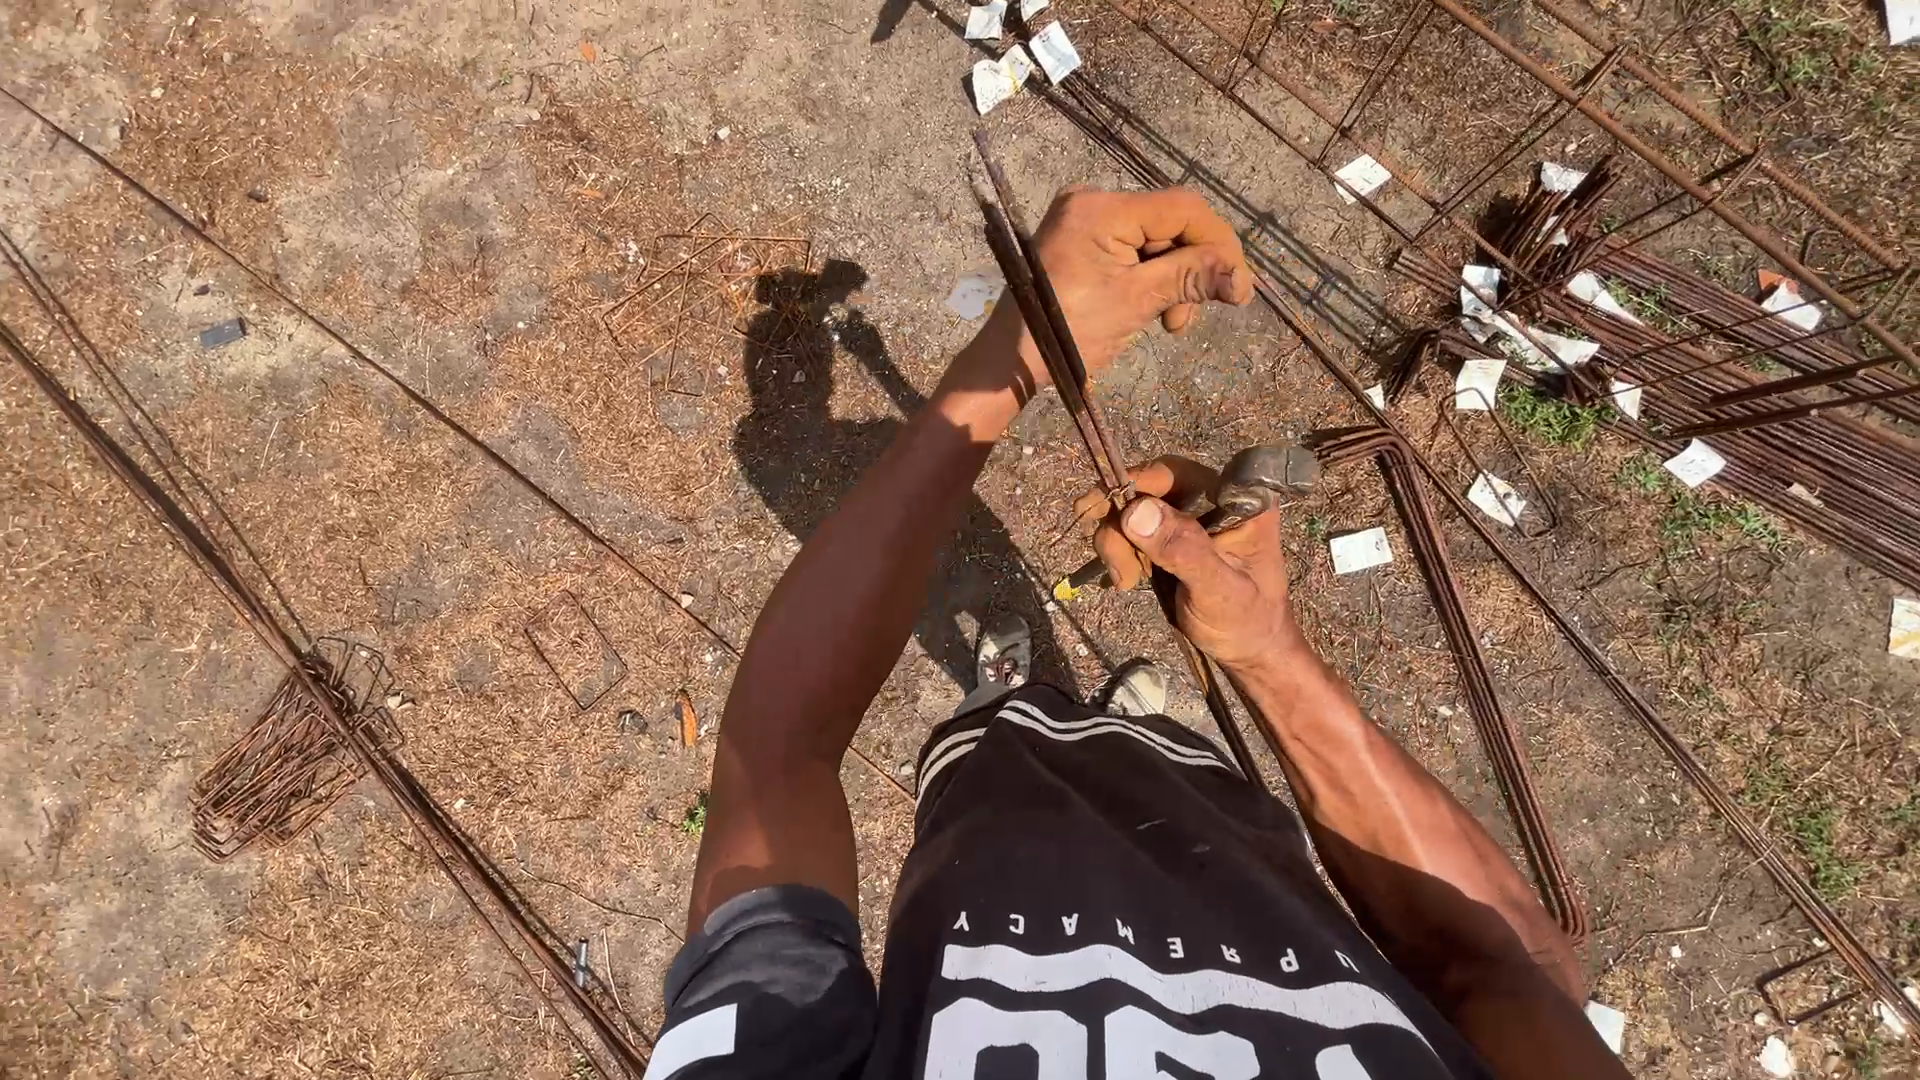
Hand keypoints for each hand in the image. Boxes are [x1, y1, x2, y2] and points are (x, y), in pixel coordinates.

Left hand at [968, 188, 1252, 391]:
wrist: (1010, 362)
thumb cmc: (1067, 333)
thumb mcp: (1135, 303)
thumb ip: (1190, 278)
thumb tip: (1242, 279)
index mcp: (1100, 208)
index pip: (1182, 208)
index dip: (1219, 243)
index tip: (1238, 287)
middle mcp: (1091, 202)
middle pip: (1169, 224)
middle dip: (1190, 269)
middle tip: (1189, 317)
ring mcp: (1083, 222)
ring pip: (1154, 241)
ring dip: (1172, 280)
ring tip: (1168, 322)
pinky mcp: (1080, 244)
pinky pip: (1131, 251)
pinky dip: (1149, 280)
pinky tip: (1149, 310)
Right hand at [1079, 458, 1300, 674]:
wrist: (1247, 650)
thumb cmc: (1246, 622)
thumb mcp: (1218, 590)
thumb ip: (1183, 550)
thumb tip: (1136, 511)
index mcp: (1235, 499)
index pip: (1175, 473)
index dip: (1134, 484)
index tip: (1100, 507)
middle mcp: (1208, 499)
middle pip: (1144, 488)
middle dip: (1119, 523)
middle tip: (1117, 564)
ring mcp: (1184, 518)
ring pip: (1128, 509)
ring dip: (1115, 542)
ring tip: (1125, 580)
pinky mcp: (1165, 537)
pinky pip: (1127, 530)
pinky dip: (1117, 552)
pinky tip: (1127, 578)